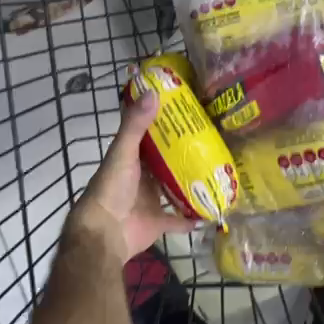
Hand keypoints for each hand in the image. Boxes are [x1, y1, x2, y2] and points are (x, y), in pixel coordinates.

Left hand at [67, 90, 199, 264]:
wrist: (105, 232)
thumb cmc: (112, 187)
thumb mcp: (123, 151)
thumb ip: (136, 124)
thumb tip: (153, 90)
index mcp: (132, 157)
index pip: (151, 135)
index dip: (167, 123)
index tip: (189, 110)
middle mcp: (143, 176)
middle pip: (166, 161)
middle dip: (184, 152)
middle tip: (212, 138)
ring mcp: (151, 200)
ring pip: (174, 188)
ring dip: (191, 181)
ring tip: (217, 169)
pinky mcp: (159, 222)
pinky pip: (179, 220)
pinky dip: (193, 217)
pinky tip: (212, 208)